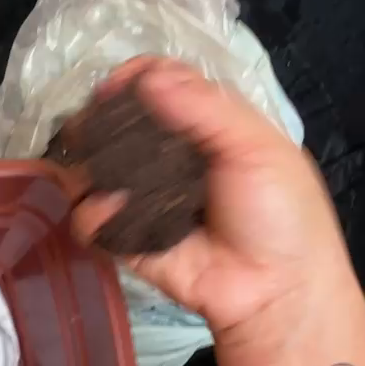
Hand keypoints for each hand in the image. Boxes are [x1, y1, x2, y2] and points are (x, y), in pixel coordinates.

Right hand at [70, 57, 360, 353]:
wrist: (272, 288)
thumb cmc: (279, 212)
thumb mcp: (256, 146)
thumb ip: (204, 108)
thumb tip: (145, 77)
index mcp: (200, 126)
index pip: (156, 87)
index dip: (130, 80)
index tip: (111, 89)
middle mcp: (163, 159)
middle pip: (113, 128)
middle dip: (94, 126)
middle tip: (85, 132)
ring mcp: (139, 200)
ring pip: (91, 173)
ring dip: (86, 170)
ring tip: (95, 177)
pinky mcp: (122, 238)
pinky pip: (90, 220)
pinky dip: (93, 214)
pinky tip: (111, 212)